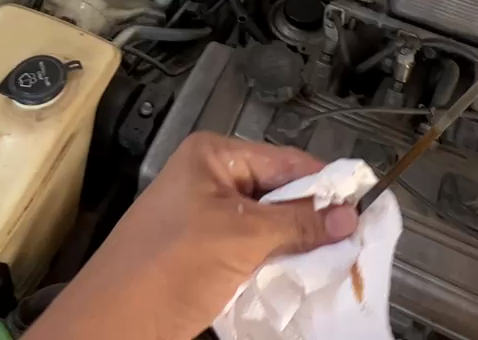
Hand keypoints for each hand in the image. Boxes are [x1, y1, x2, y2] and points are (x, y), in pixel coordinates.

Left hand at [27, 132, 357, 339]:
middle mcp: (211, 176)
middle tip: (352, 238)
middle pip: (277, 190)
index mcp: (214, 155)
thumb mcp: (241, 238)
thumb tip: (348, 216)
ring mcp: (207, 214)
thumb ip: (297, 224)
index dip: (323, 182)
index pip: (283, 159)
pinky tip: (301, 274)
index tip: (361, 204)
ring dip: (296, 241)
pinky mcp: (206, 250)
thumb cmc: (169, 264)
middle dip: (312, 215)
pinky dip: (276, 259)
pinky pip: (252, 246)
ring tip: (335, 258)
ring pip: (268, 222)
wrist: (115, 322)